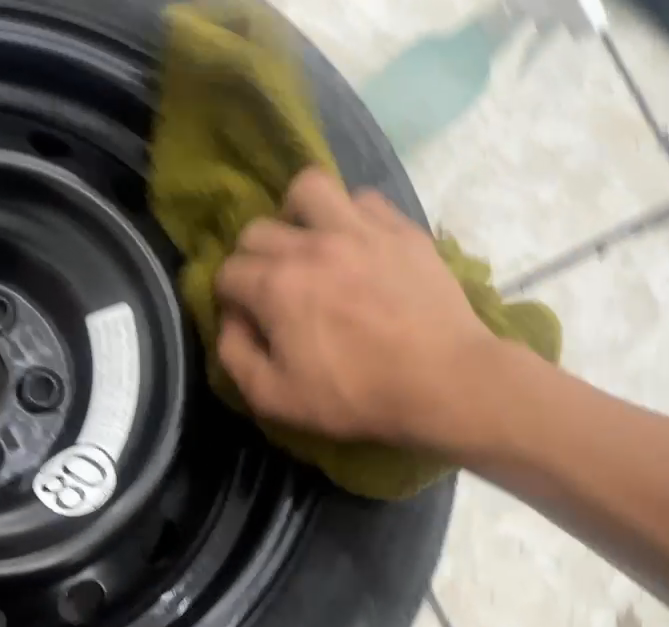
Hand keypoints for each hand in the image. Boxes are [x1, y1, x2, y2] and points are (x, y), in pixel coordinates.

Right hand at [214, 168, 536, 454]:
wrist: (442, 381)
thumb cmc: (351, 395)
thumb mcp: (271, 396)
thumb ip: (234, 354)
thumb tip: (230, 321)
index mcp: (275, 288)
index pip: (226, 271)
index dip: (227, 297)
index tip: (244, 318)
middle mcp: (311, 246)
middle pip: (256, 229)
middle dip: (251, 258)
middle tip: (270, 286)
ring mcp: (360, 231)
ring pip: (309, 188)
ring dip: (296, 214)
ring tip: (307, 243)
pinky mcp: (401, 229)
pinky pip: (362, 199)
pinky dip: (348, 217)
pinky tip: (353, 245)